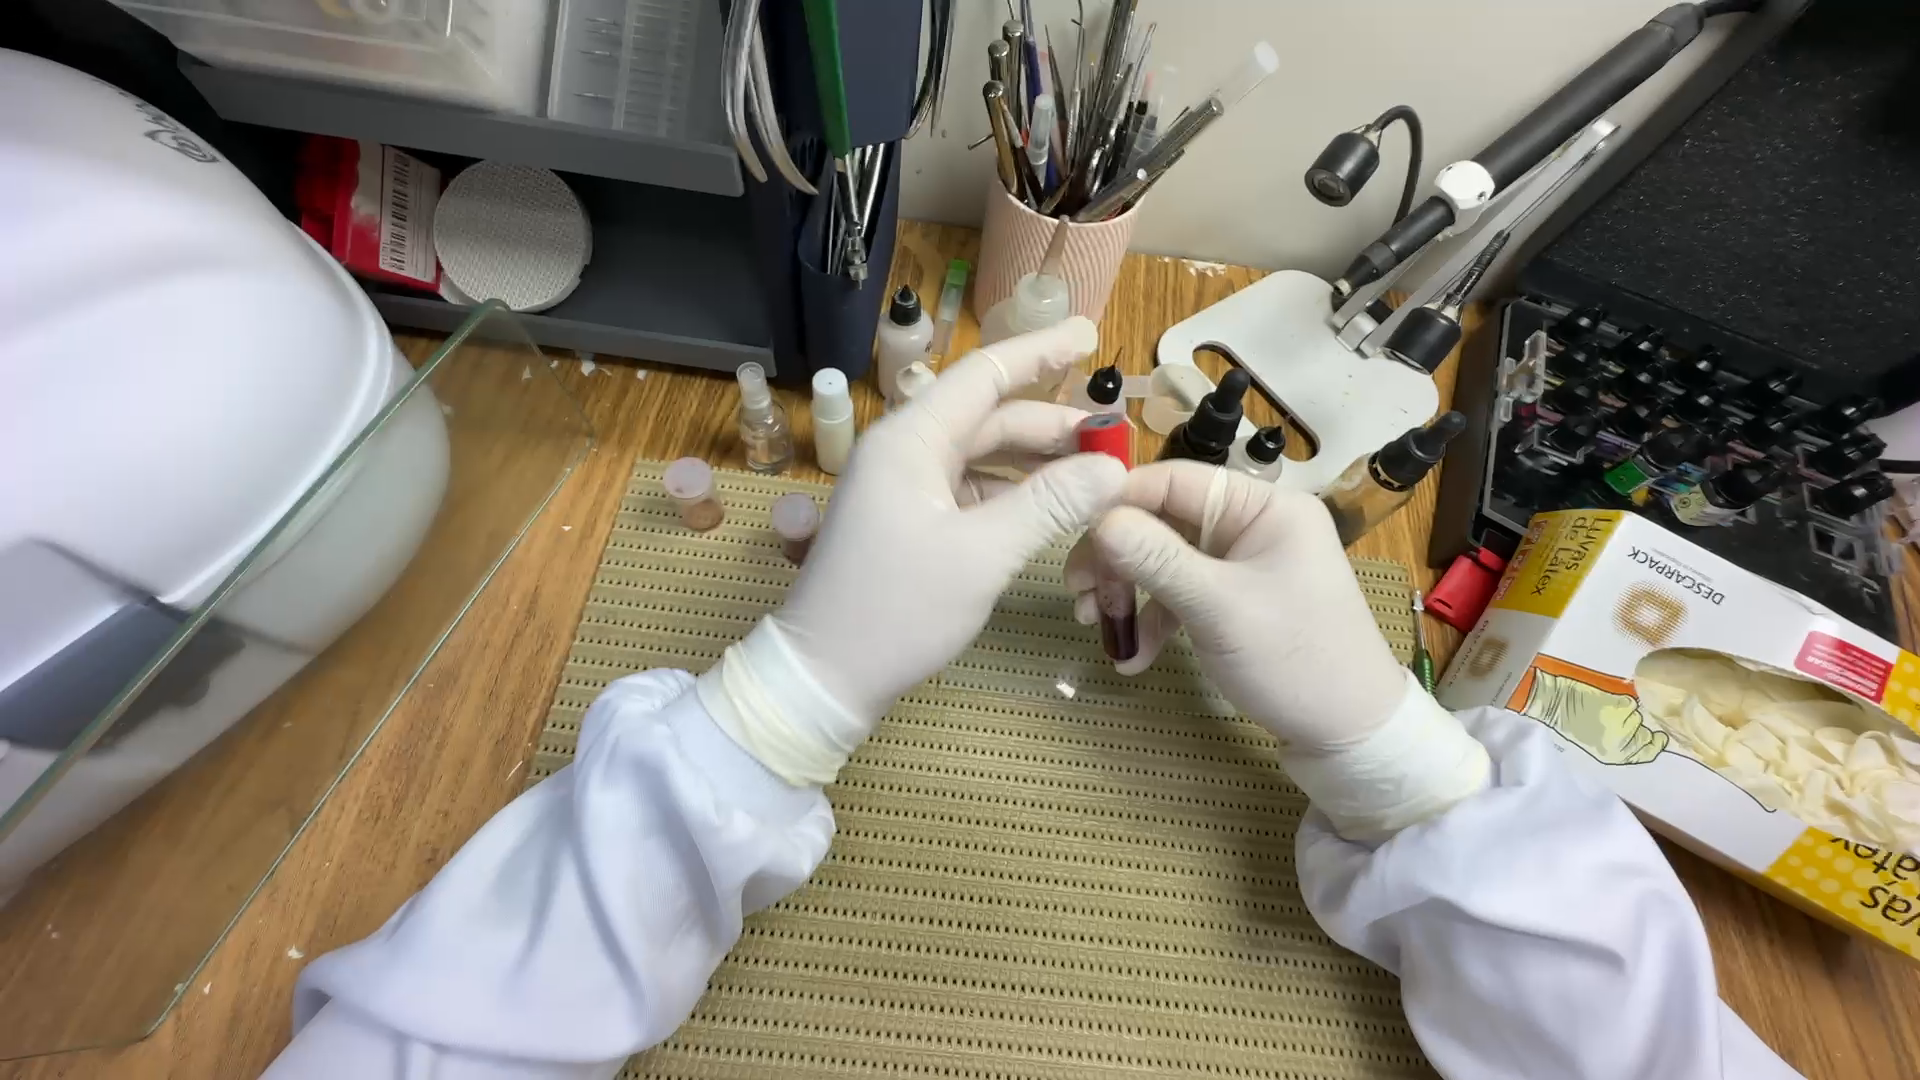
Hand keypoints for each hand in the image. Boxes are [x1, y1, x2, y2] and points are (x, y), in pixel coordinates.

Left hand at [699, 318, 1126, 784]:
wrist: (825, 675)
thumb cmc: (896, 611)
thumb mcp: (982, 556)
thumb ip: (1049, 505)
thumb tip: (1111, 469)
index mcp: (912, 440)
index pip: (984, 375)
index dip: (1039, 353)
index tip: (1088, 335)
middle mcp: (904, 451)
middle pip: (987, 417)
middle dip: (1050, 424)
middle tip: (1113, 438)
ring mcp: (902, 487)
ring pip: (979, 456)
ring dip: (1033, 462)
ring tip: (1092, 472)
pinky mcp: (907, 520)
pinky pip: (967, 490)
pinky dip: (1009, 494)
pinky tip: (1048, 506)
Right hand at [1065, 461, 1406, 749]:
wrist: (1347, 735)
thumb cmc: (1295, 660)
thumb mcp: (1220, 608)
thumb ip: (1157, 560)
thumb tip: (1097, 521)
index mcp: (1261, 508)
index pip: (1174, 480)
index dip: (1119, 502)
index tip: (1071, 533)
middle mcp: (1247, 525)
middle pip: (1159, 522)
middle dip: (1115, 559)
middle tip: (1078, 594)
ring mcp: (1236, 563)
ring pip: (1159, 560)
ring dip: (1124, 592)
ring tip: (1093, 624)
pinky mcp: (1227, 598)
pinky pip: (1174, 594)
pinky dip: (1149, 620)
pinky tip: (1132, 657)